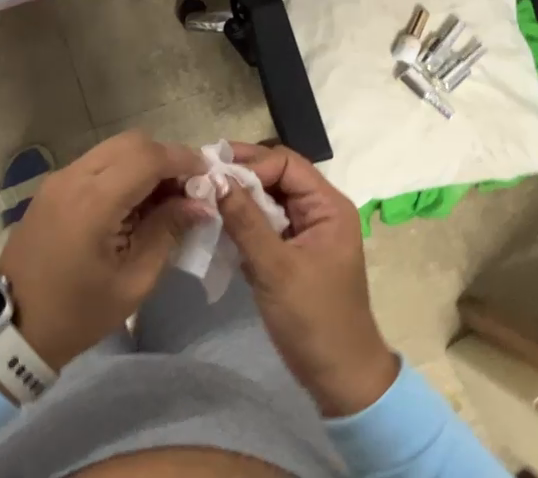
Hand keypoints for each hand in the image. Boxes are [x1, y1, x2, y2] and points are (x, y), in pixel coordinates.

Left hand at [0, 131, 209, 371]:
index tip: (209, 177)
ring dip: (143, 163)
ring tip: (165, 198)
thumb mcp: (133, 281)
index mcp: (93, 201)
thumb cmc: (78, 313)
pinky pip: (95, 163)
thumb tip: (199, 204)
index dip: (183, 161)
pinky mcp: (52, 187)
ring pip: (112, 149)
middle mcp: (73, 177)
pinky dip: (121, 171)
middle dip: (165, 158)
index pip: (148, 157)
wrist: (15, 326)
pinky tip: (135, 202)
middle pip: (131, 143)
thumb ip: (166, 233)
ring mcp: (59, 179)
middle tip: (189, 190)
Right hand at [216, 142, 400, 416]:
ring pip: (266, 197)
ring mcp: (305, 230)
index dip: (249, 163)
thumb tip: (214, 178)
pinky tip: (214, 222)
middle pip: (275, 174)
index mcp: (328, 206)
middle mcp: (319, 210)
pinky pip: (263, 221)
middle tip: (198, 178)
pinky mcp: (290, 250)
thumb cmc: (314, 319)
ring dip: (237, 196)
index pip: (284, 163)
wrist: (339, 376)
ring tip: (200, 197)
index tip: (211, 174)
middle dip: (239, 174)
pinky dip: (240, 218)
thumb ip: (245, 220)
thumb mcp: (275, 268)